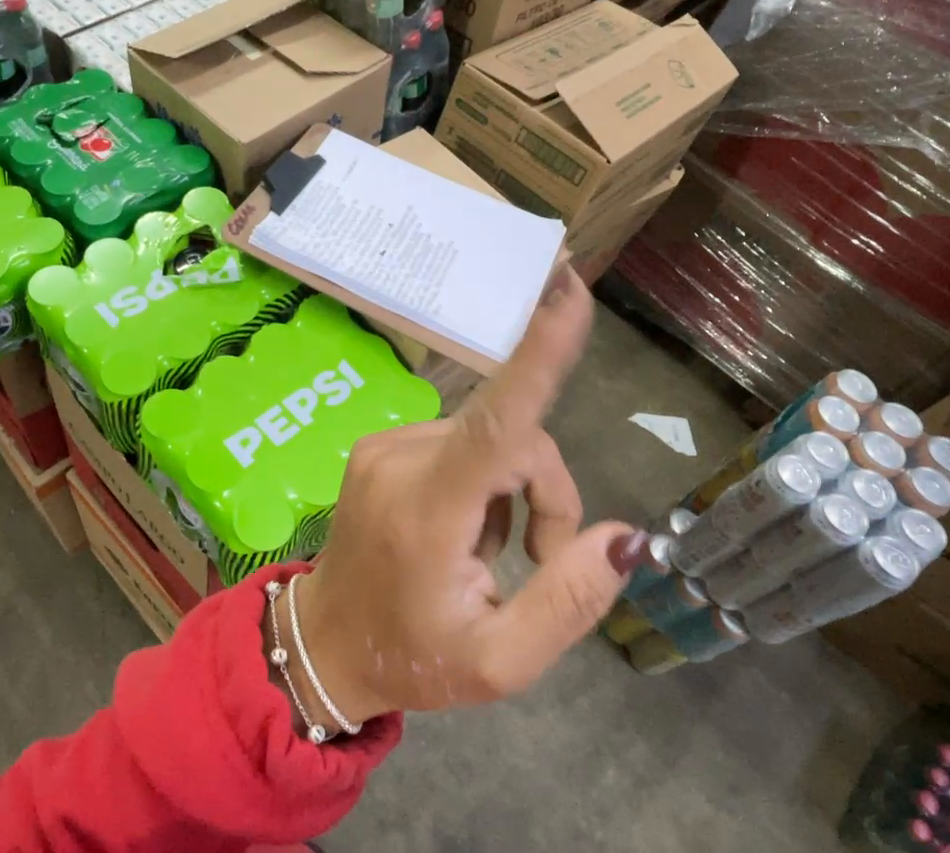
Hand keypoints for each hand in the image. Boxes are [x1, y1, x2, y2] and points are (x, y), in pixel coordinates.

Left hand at [285, 270, 650, 724]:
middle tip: (539, 559)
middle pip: (513, 438)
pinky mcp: (381, 445)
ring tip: (487, 553)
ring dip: (513, 491)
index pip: (494, 424)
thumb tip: (625, 536)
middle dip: (545, 495)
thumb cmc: (413, 659)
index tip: (567, 288)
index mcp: (427, 512)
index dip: (536, 354)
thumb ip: (568, 599)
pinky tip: (459, 528)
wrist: (325, 643)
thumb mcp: (502, 662)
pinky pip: (461, 441)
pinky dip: (481, 480)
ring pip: (492, 438)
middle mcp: (401, 460)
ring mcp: (384, 446)